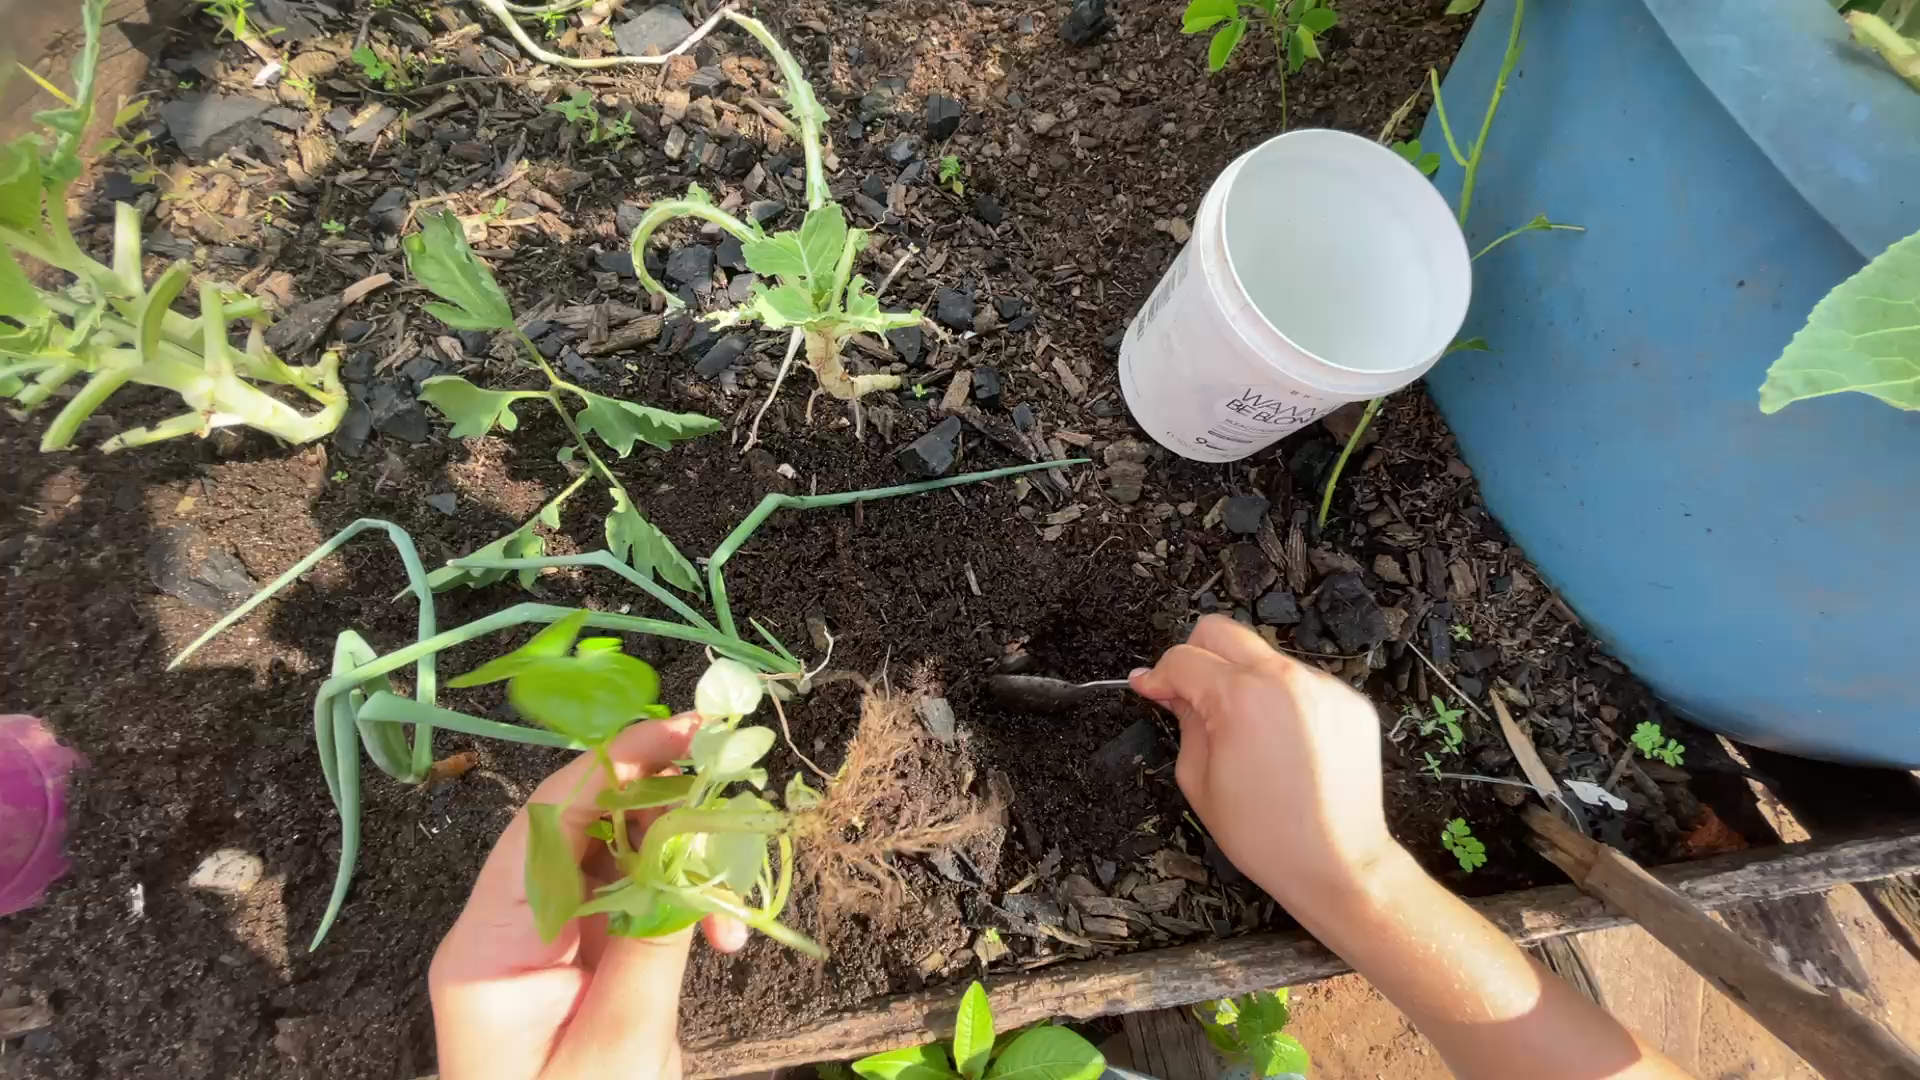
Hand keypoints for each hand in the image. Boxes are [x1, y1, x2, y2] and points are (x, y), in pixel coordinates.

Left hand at [430, 715, 746, 1079]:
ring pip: (623, 851)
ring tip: (736, 899)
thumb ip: (655, 933)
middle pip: (589, 822)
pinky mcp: (587, 949)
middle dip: (666, 802)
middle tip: (733, 792)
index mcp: (489, 945)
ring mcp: (550, 936)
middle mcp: (511, 924)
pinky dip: (688, 897)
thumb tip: (692, 838)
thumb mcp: (620, 1047)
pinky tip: (726, 934)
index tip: (693, 733)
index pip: (550, 817)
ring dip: (688, 857)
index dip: (621, 759)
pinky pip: (641, 890)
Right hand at [1130, 615, 1399, 916]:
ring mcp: (1323, 686)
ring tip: (1241, 726)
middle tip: (1189, 693)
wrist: (1338, 867)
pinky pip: (1297, 679)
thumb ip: (1183, 719)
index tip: (1149, 687)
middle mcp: (1285, 679)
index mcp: (1241, 698)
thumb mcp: (1197, 777)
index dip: (1157, 675)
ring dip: (1239, 677)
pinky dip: (1277, 697)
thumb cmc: (1264, 834)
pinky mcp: (1349, 700)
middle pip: (1220, 631)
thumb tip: (1167, 688)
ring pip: (1260, 654)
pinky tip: (1279, 738)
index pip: (1183, 659)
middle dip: (1195, 656)